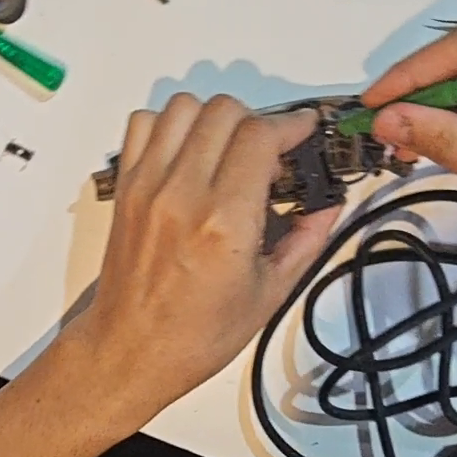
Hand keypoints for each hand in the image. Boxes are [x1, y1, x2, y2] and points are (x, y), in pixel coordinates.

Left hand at [66, 94, 341, 415]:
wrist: (131, 349)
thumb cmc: (193, 334)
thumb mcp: (269, 294)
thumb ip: (306, 240)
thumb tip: (330, 205)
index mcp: (224, 223)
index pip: (261, 135)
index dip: (291, 124)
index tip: (303, 130)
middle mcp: (182, 195)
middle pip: (225, 110)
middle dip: (257, 121)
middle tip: (268, 150)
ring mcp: (148, 186)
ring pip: (184, 107)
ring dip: (214, 117)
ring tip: (227, 148)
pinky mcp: (126, 188)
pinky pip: (143, 124)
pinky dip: (169, 124)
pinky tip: (187, 151)